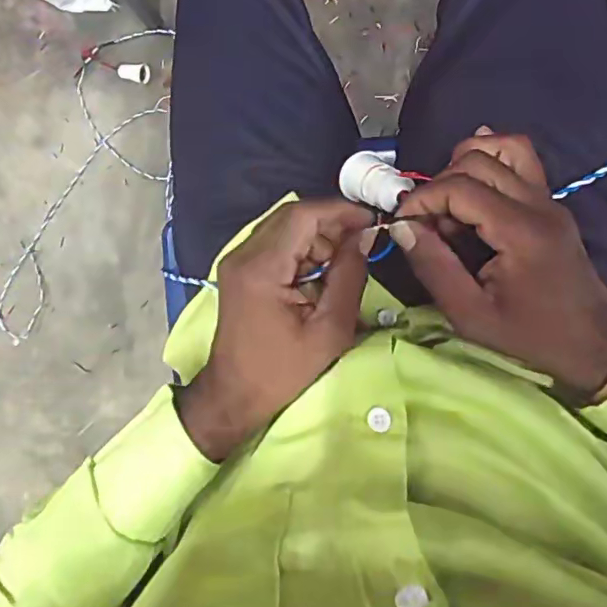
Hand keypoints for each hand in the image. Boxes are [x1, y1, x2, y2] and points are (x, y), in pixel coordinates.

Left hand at [177, 198, 375, 460]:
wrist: (234, 395)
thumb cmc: (282, 371)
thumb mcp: (329, 329)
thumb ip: (349, 276)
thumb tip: (365, 235)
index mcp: (260, 267)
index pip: (302, 215)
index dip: (340, 211)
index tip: (371, 219)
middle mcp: (242, 254)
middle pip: (292, 215)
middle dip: (331, 223)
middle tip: (362, 242)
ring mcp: (237, 259)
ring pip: (284, 226)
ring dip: (318, 236)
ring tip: (345, 262)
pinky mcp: (239, 268)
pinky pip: (275, 242)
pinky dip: (302, 248)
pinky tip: (322, 271)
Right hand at [392, 131, 606, 393]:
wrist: (593, 345)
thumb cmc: (529, 335)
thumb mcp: (469, 314)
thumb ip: (433, 266)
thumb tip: (402, 227)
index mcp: (520, 232)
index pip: (460, 187)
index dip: (421, 198)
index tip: (402, 223)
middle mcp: (538, 205)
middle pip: (478, 160)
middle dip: (439, 183)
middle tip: (427, 221)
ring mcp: (549, 200)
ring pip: (504, 147)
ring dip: (466, 162)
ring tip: (448, 198)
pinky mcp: (550, 204)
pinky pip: (521, 160)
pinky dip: (492, 156)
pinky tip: (469, 176)